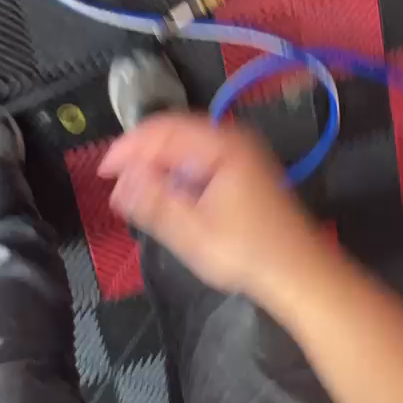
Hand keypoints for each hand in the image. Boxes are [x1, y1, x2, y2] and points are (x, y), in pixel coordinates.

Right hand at [100, 113, 329, 297]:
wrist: (298, 272)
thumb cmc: (248, 252)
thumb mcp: (192, 231)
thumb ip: (154, 202)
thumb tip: (120, 182)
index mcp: (222, 145)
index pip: (164, 130)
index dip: (129, 147)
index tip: (104, 170)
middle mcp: (234, 140)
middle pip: (176, 132)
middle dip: (142, 153)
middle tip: (115, 178)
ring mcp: (242, 153)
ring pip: (188, 144)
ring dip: (158, 161)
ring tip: (134, 185)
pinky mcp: (245, 170)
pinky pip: (201, 157)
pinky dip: (178, 169)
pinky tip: (166, 190)